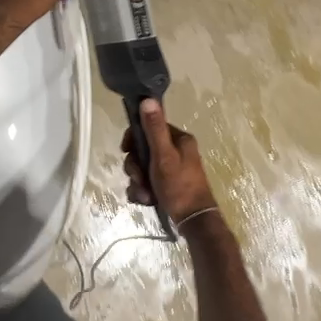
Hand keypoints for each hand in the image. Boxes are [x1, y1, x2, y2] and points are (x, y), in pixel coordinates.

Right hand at [122, 98, 218, 226]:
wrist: (194, 221)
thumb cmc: (179, 186)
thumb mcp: (164, 156)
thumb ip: (154, 129)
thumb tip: (147, 99)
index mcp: (179, 140)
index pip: (149, 127)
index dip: (134, 139)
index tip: (126, 150)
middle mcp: (176, 151)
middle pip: (142, 150)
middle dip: (135, 166)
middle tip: (138, 178)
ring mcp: (171, 169)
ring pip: (142, 168)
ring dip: (137, 181)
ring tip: (144, 194)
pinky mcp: (167, 185)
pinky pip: (146, 182)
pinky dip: (142, 190)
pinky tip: (145, 200)